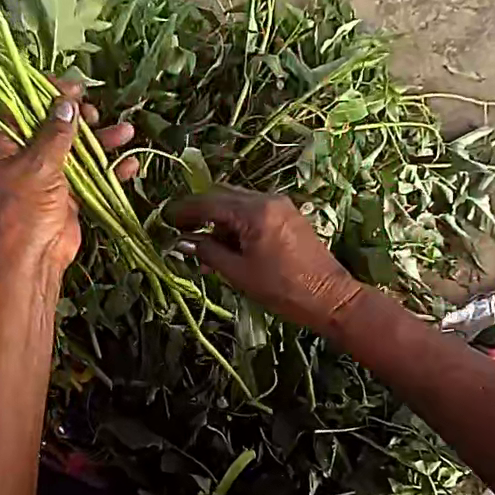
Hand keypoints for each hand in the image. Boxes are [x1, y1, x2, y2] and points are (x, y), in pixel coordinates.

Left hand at [0, 82, 136, 276]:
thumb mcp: (38, 165)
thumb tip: (67, 104)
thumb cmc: (24, 209)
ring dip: (103, 141)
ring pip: (80, 150)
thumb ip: (55, 134)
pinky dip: (111, 170)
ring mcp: (52, 174)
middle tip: (94, 114)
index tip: (73, 87)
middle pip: (57, 126)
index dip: (47, 93)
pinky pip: (93, 175)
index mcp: (8, 143)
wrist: (33, 256)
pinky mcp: (72, 193)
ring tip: (126, 133)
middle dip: (80, 118)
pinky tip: (129, 166)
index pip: (24, 106)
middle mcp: (29, 155)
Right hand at [167, 186, 364, 333]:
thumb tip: (183, 242)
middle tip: (178, 228)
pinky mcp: (288, 216)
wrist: (330, 297)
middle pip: (223, 196)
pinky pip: (254, 213)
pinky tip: (225, 245)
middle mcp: (268, 200)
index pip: (209, 203)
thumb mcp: (239, 273)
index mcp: (255, 211)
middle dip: (200, 212)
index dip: (184, 211)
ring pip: (238, 204)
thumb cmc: (283, 290)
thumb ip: (209, 253)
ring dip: (218, 220)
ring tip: (200, 244)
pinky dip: (236, 224)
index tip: (164, 218)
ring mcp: (281, 206)